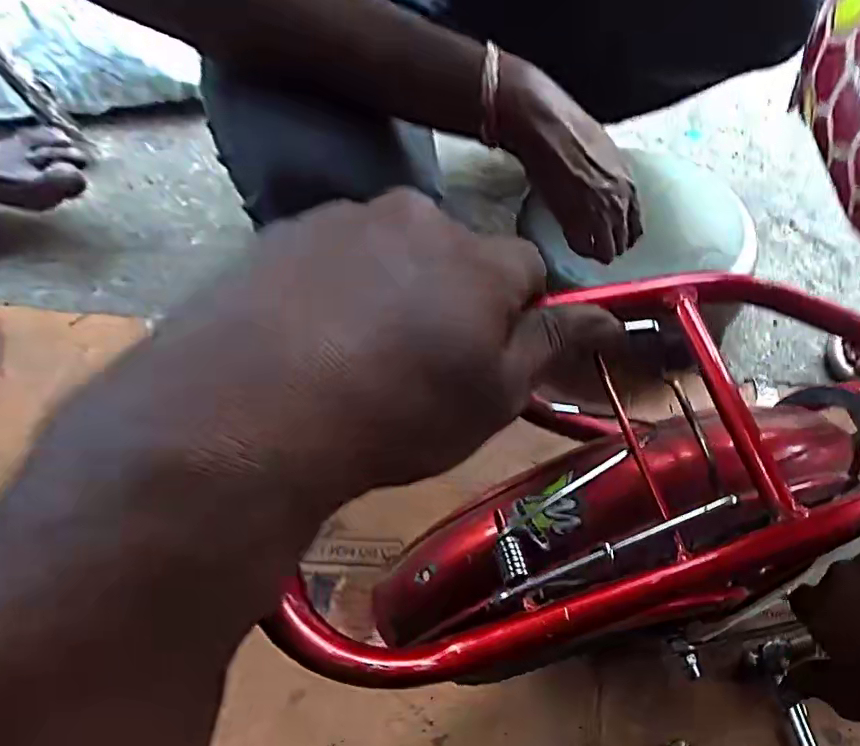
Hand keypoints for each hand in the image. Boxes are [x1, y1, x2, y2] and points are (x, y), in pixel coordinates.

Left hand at [39, 190, 624, 548]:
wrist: (252, 415)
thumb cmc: (400, 414)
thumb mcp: (494, 397)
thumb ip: (550, 345)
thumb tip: (607, 317)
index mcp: (477, 258)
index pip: (530, 267)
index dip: (526, 312)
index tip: (506, 356)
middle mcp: (414, 217)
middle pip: (460, 256)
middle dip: (462, 301)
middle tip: (434, 367)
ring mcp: (341, 220)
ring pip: (397, 256)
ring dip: (402, 295)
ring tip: (370, 361)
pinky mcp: (280, 236)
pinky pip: (338, 261)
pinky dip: (345, 294)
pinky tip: (323, 345)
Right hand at [499, 60, 642, 263]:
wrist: (546, 126)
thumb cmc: (572, 128)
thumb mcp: (607, 152)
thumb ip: (614, 178)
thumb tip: (609, 188)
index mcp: (629, 187)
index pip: (636, 227)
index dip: (624, 234)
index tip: (614, 235)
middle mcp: (618, 206)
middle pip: (622, 243)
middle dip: (611, 245)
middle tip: (598, 243)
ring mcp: (598, 218)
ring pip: (606, 253)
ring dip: (597, 251)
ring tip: (587, 245)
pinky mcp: (574, 224)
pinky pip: (583, 249)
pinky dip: (579, 248)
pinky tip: (573, 240)